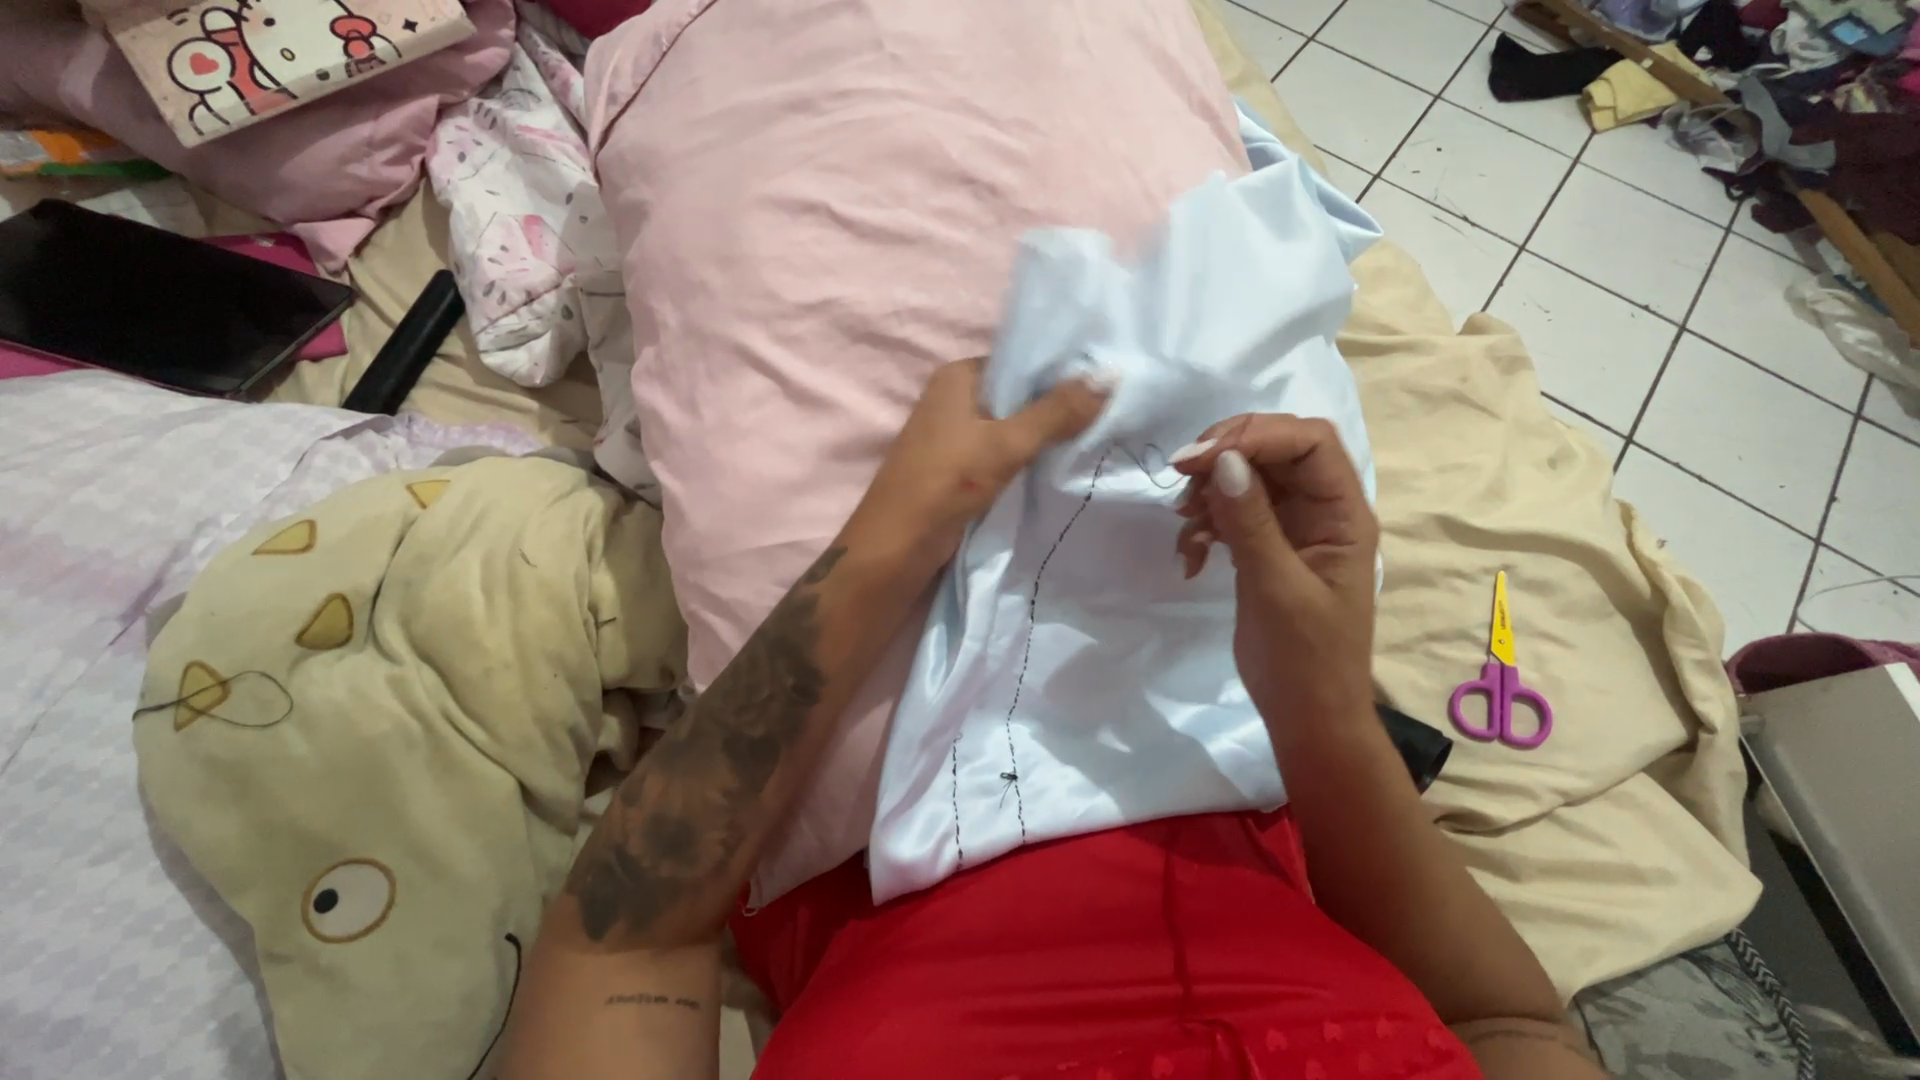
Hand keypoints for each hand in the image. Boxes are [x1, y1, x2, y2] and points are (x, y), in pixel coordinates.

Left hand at [849, 358, 1109, 569]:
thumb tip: (1111, 375)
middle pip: (1020, 395)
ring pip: (1015, 428)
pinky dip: (1032, 460)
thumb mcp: (1006, 443)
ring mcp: (958, 436)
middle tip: (1116, 409)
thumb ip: (1057, 412)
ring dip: (1049, 436)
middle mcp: (956, 399)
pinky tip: (1068, 464)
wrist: (898, 548)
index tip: (1110, 378)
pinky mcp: (963, 469)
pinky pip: (1007, 455)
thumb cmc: (945, 483)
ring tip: (1103, 434)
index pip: (1020, 360)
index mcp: (958, 377)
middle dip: (1060, 405)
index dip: (1062, 370)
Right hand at [1170, 415, 1378, 728]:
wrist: (1306, 714)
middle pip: (1274, 450)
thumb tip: (1222, 461)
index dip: (1254, 435)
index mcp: (1343, 514)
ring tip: (1185, 524)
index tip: (1197, 459)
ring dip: (1208, 491)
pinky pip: (1231, 513)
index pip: (1308, 442)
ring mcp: (1291, 528)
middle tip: (1181, 478)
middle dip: (1225, 455)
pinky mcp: (1264, 547)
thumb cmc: (1306, 658)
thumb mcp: (1277, 587)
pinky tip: (1191, 556)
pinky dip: (1204, 525)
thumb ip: (1251, 521)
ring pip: (1246, 478)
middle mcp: (1321, 511)